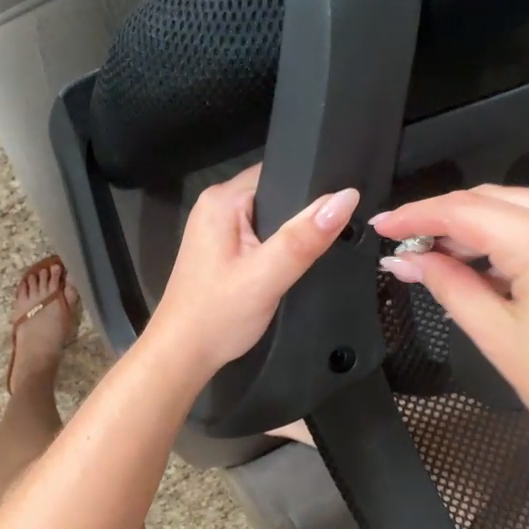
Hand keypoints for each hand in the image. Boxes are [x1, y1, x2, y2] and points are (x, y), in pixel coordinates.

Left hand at [143, 165, 359, 381]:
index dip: (311, 186)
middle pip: (275, 194)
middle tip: (336, 232)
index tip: (344, 205)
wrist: (182, 355)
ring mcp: (215, 230)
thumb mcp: (267, 275)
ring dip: (290, 233)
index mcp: (221, 200)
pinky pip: (259, 236)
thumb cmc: (217, 315)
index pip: (278, 173)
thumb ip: (304, 237)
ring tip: (316, 249)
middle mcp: (215, 207)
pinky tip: (290, 264)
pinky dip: (276, 248)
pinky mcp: (220, 251)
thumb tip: (345, 197)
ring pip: (269, 218)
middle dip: (302, 212)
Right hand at [372, 185, 528, 497]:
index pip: (468, 210)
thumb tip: (405, 259)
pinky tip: (491, 261)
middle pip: (497, 198)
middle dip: (446, 217)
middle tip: (406, 246)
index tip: (381, 226)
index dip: (418, 215)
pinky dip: (517, 234)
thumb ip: (449, 286)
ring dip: (480, 224)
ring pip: (526, 206)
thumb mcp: (501, 340)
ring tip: (441, 256)